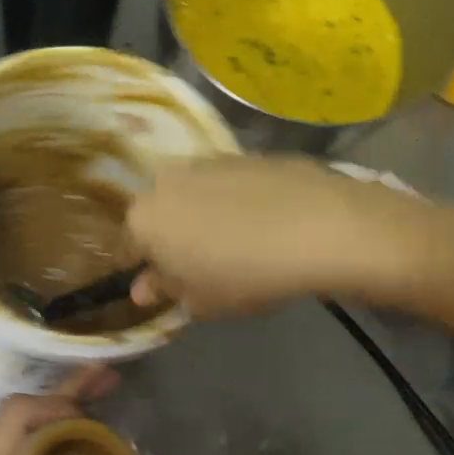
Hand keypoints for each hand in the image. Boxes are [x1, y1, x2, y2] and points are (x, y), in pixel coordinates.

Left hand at [0, 367, 127, 454]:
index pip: (15, 411)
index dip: (55, 401)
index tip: (91, 413)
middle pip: (17, 413)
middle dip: (64, 399)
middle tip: (107, 384)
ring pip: (10, 429)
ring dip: (49, 421)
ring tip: (93, 425)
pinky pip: (1, 446)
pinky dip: (33, 440)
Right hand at [125, 156, 435, 316]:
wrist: (325, 228)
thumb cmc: (247, 273)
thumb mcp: (201, 299)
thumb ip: (165, 291)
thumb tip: (143, 288)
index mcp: (144, 218)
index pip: (129, 248)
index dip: (146, 271)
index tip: (168, 288)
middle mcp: (166, 180)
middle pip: (160, 216)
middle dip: (174, 240)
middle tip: (204, 269)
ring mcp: (207, 162)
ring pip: (194, 197)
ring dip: (205, 219)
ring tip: (240, 247)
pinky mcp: (247, 155)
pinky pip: (229, 186)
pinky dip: (237, 204)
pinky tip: (267, 227)